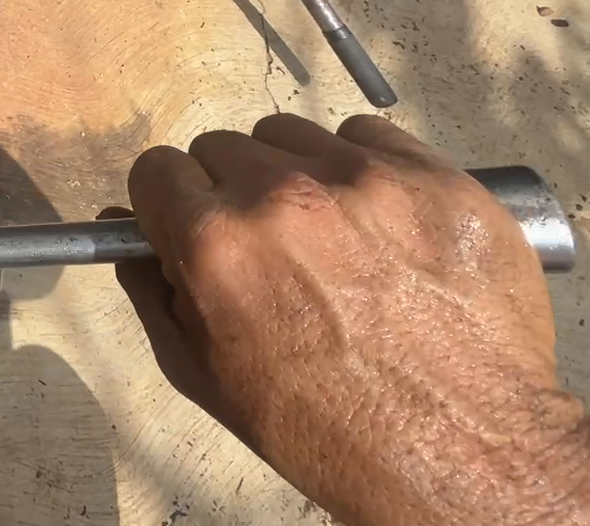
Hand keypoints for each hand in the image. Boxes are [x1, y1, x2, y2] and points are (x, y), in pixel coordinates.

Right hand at [119, 113, 589, 525]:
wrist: (470, 458)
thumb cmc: (315, 423)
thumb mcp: (195, 369)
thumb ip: (145, 284)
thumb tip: (119, 220)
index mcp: (210, 238)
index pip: (155, 168)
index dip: (166, 201)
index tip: (189, 226)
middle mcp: (276, 193)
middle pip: (217, 146)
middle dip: (225, 187)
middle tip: (263, 239)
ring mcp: (361, 179)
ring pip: (285, 132)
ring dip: (286, 168)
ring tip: (323, 224)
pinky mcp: (434, 179)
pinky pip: (365, 132)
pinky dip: (357, 162)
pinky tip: (375, 213)